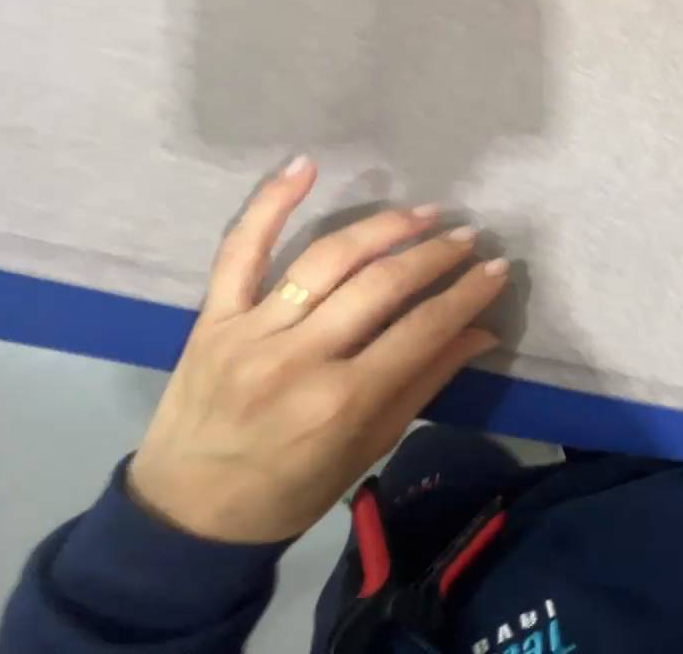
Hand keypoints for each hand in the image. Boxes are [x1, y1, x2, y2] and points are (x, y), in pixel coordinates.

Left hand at [127, 156, 507, 543]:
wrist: (184, 516)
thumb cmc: (292, 488)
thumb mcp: (371, 444)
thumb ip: (427, 380)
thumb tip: (483, 331)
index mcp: (340, 400)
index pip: (422, 329)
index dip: (468, 293)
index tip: (498, 268)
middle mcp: (296, 358)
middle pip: (381, 286)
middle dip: (435, 255)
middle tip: (468, 237)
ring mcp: (249, 332)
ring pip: (327, 259)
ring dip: (384, 228)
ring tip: (424, 213)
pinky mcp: (213, 317)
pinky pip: (240, 250)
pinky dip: (270, 203)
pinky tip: (306, 166)